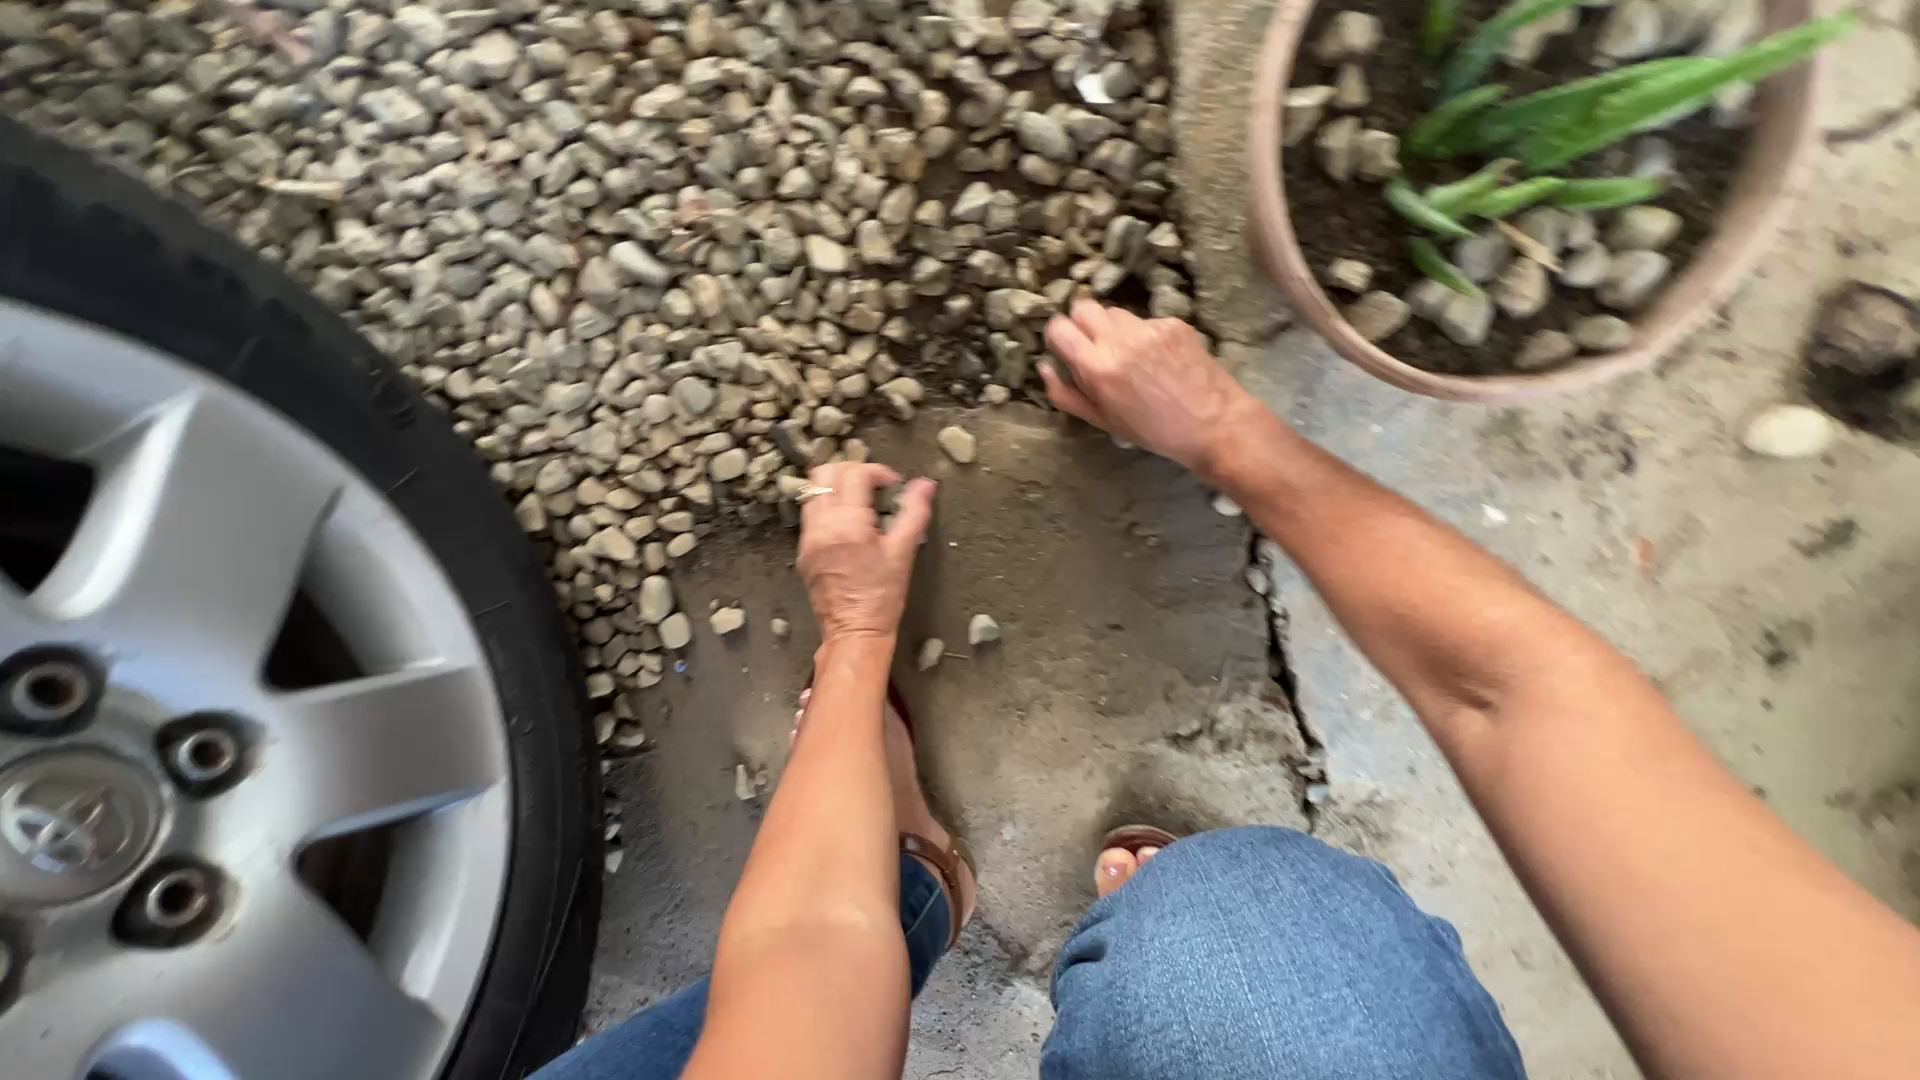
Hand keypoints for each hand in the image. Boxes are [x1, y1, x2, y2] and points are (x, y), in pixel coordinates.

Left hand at [796, 462, 934, 643]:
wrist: (854, 632)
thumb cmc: (883, 595)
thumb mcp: (903, 553)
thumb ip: (914, 513)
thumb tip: (925, 484)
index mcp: (848, 523)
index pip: (855, 474)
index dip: (878, 472)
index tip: (894, 486)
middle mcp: (821, 525)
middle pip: (826, 473)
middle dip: (852, 470)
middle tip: (874, 485)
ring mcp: (807, 538)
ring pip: (813, 491)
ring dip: (836, 486)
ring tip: (860, 501)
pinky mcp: (802, 551)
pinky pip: (810, 514)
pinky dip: (828, 506)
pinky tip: (848, 523)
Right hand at [1041, 300, 1260, 474]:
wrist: (1213, 423)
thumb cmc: (1152, 431)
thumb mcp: (1102, 421)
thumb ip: (1066, 394)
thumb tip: (1044, 367)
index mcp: (1097, 367)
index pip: (1059, 327)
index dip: (1058, 336)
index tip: (1065, 348)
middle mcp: (1120, 340)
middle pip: (1083, 306)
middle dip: (1081, 323)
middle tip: (1092, 346)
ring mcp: (1149, 327)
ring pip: (1114, 312)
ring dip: (1112, 328)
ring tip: (1128, 356)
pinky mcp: (1173, 322)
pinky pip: (1144, 320)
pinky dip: (1142, 335)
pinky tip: (1157, 359)